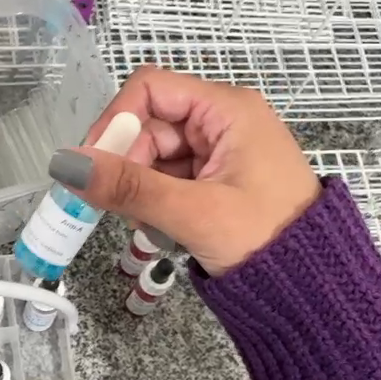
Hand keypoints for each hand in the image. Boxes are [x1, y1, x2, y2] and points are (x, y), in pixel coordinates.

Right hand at [48, 67, 320, 275]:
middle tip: (127, 210)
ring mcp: (220, 154)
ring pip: (155, 159)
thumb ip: (129, 187)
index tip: (94, 166)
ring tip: (158, 228)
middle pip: (149, 127)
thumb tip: (66, 165)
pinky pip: (169, 181)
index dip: (115, 122)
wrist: (313, 289)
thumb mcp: (193, 212)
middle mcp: (223, 123)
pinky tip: (168, 231)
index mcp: (228, 110)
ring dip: (143, 193)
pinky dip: (158, 204)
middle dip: (130, 169)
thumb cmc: (269, 241)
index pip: (150, 90)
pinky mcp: (217, 182)